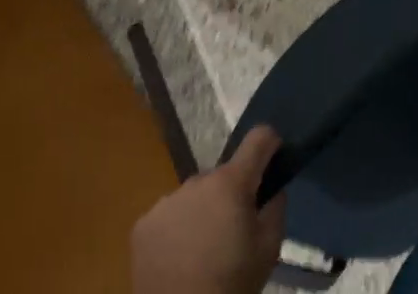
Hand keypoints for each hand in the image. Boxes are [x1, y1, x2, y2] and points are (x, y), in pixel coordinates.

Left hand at [132, 126, 287, 293]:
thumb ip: (275, 206)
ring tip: (204, 245)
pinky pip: (170, 213)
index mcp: (231, 183)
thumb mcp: (270, 246)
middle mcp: (196, 182)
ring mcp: (165, 202)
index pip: (258, 138)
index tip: (274, 159)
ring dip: (204, 208)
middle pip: (223, 174)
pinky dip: (179, 225)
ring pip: (195, 194)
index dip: (270, 143)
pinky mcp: (142, 226)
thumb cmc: (232, 282)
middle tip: (235, 226)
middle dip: (232, 191)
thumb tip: (271, 190)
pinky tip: (180, 255)